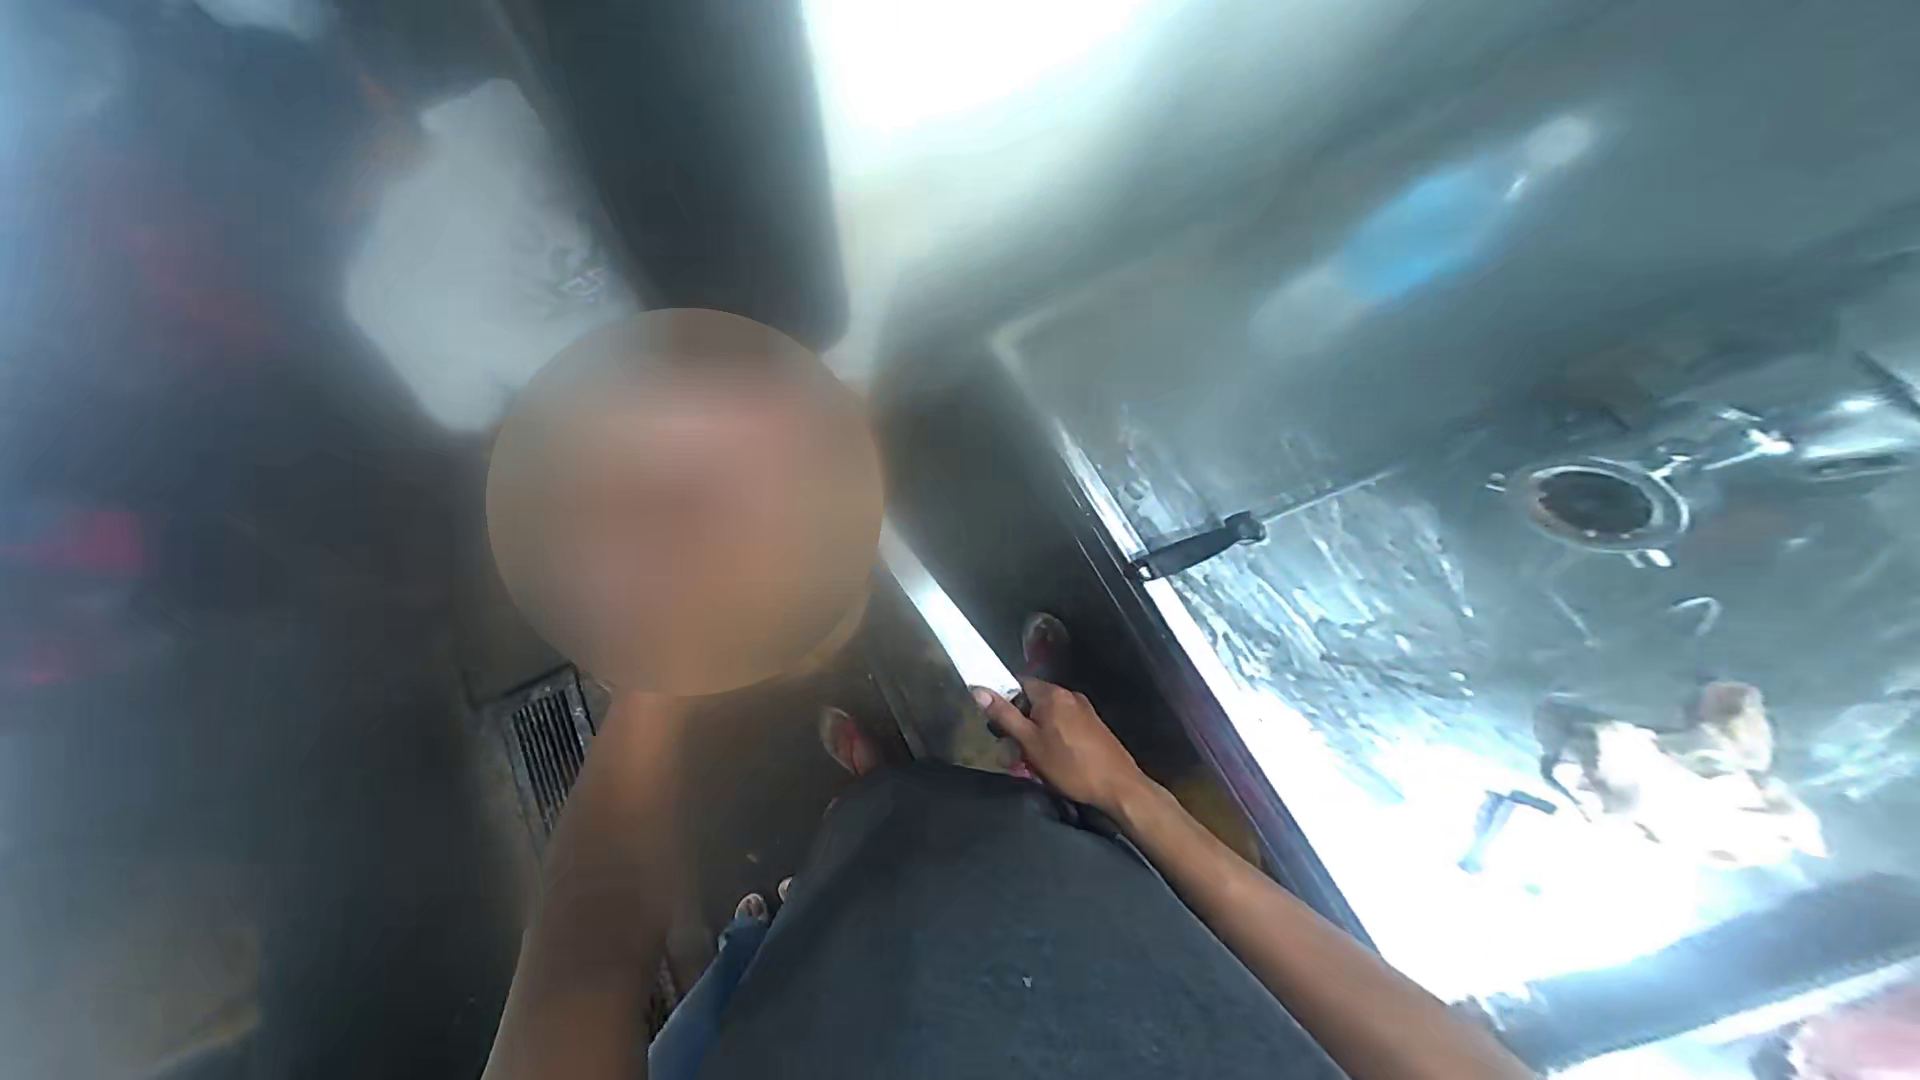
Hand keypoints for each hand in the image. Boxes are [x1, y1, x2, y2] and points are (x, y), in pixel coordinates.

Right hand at [972, 678, 1153, 815]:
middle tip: (1015, 753)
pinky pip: (1063, 726)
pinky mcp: (1093, 726)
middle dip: (1020, 725)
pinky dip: (1053, 740)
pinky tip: (1054, 763)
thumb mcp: (1029, 742)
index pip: (1017, 684)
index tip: (998, 726)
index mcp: (1052, 694)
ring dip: (1036, 736)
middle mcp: (1069, 695)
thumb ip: (1003, 714)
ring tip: (1033, 764)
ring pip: (1048, 717)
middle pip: (1033, 702)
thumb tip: (978, 690)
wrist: (1118, 787)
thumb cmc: (1070, 765)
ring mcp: (1084, 710)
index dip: (1003, 702)